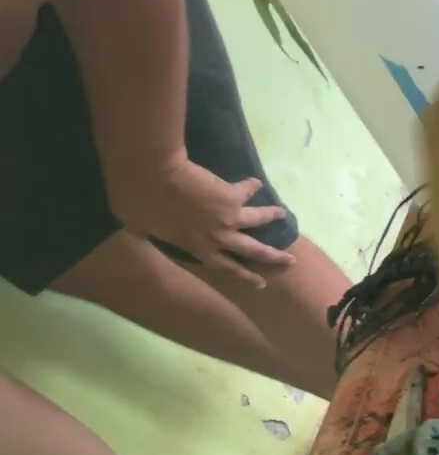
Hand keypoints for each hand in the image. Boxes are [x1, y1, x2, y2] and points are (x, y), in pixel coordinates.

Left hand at [109, 155, 293, 286]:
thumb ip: (144, 231)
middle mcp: (220, 235)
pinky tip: (254, 183)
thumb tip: (140, 233)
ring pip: (259, 220)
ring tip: (281, 214)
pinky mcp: (232, 196)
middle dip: (274, 256)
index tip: (261, 283)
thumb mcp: (132, 221)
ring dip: (272, 216)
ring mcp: (229, 216)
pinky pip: (245, 191)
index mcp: (197, 245)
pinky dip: (250, 186)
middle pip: (255, 250)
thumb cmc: (133, 197)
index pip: (226, 267)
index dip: (245, 277)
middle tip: (290, 260)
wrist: (148, 170)